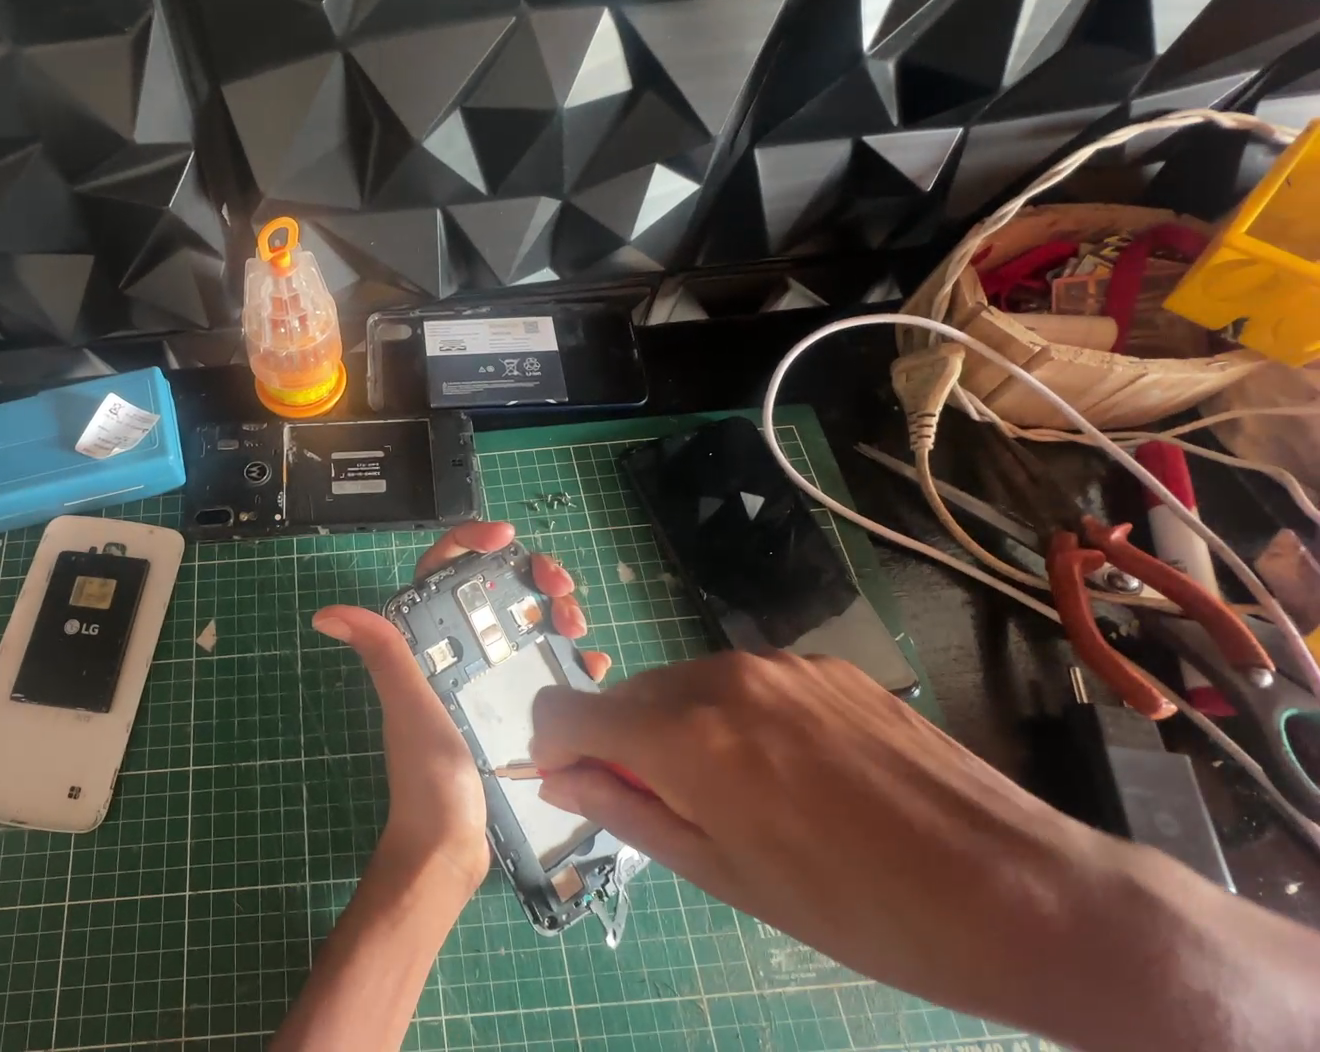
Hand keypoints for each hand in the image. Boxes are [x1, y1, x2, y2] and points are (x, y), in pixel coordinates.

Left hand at [312, 521, 608, 892]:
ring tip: (578, 623)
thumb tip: (327, 613)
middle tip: (561, 588)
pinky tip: (591, 662)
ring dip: (553, 613)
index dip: (468, 545)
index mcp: (425, 646)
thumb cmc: (428, 776)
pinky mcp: (514, 711)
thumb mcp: (409, 707)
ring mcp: (486, 684)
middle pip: (492, 594)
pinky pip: (544, 670)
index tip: (506, 538)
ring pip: (524, 627)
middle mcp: (453, 656)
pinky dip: (567, 657)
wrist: (450, 847)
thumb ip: (383, 654)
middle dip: (529, 578)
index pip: (440, 576)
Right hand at [529, 651, 1116, 1021]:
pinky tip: (789, 770)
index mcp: (685, 737)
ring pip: (682, 684)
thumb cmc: (855, 910)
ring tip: (736, 794)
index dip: (551, 744)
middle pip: (624, 695)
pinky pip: (742, 681)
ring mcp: (779, 665)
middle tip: (664, 808)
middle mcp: (720, 678)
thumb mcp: (721, 876)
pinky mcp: (826, 667)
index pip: (567, 710)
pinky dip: (730, 716)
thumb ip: (624, 813)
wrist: (1023, 893)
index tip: (568, 782)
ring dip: (675, 728)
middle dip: (616, 743)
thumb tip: (559, 780)